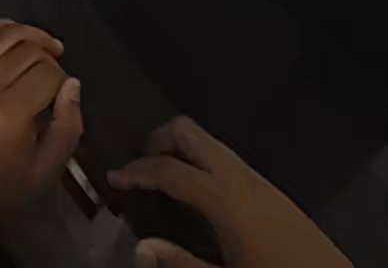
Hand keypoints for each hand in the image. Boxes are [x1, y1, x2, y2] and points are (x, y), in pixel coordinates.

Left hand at [0, 19, 84, 219]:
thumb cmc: (12, 183)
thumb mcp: (51, 165)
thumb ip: (68, 123)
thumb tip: (73, 82)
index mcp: (10, 111)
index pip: (46, 74)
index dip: (63, 81)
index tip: (64, 97)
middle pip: (28, 50)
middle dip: (50, 58)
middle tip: (59, 76)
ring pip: (7, 34)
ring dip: (32, 35)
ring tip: (49, 48)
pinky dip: (3, 26)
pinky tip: (20, 34)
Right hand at [109, 117, 351, 267]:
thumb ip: (183, 265)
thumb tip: (139, 247)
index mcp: (224, 199)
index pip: (167, 170)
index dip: (136, 172)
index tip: (113, 179)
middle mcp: (239, 178)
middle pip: (188, 133)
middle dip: (157, 141)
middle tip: (140, 167)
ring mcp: (260, 183)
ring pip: (208, 142)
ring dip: (180, 149)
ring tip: (165, 178)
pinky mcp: (275, 194)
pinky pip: (226, 159)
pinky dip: (202, 162)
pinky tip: (201, 195)